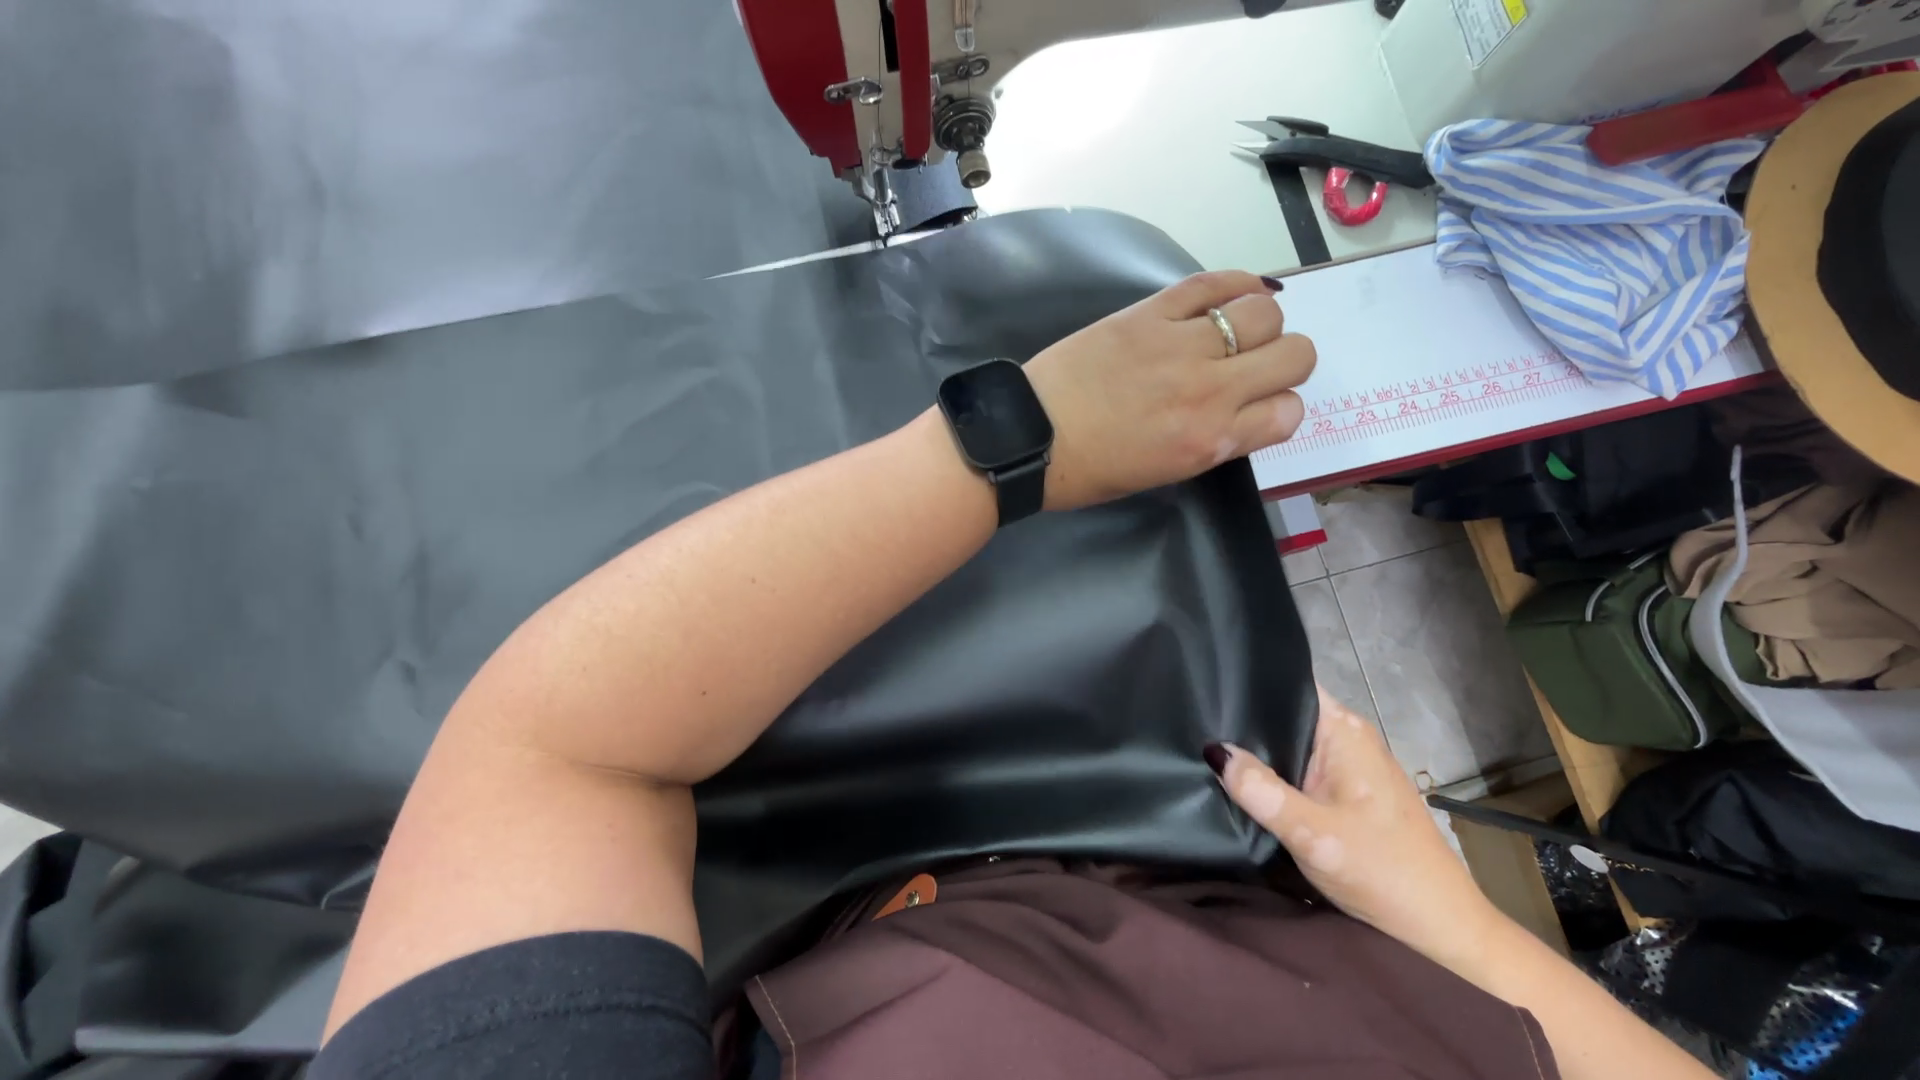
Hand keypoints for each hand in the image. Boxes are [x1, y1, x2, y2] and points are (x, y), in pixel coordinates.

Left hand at [1023, 271, 1315, 510]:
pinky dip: (1235, 282)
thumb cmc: (1088, 470)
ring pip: (1264, 311)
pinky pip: (1212, 282)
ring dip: (1262, 321)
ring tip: (1236, 331)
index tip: (1259, 405)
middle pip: (1295, 354)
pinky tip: (1235, 292)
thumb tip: (1237, 411)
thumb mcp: (1164, 472)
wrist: (1029, 436)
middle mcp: (1211, 390)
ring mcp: (1182, 344)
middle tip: (1255, 364)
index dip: (1280, 407)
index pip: (1289, 413)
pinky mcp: (1150, 312)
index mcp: (1211, 440)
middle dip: (1286, 360)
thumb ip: (1211, 440)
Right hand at [1210, 686, 1502, 966]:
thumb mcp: (1311, 832)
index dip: (1246, 682)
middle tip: (1191, 725)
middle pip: (1284, 715)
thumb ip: (1260, 790)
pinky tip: (1240, 784)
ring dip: (1256, 753)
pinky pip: (1298, 770)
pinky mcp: (1346, 793)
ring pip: (1289, 746)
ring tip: (1202, 749)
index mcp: (1343, 730)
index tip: (1203, 688)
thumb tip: (1213, 750)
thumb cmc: (1381, 869)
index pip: (1288, 684)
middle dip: (1242, 722)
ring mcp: (1348, 766)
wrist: (1440, 926)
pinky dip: (1272, 775)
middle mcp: (1347, 738)